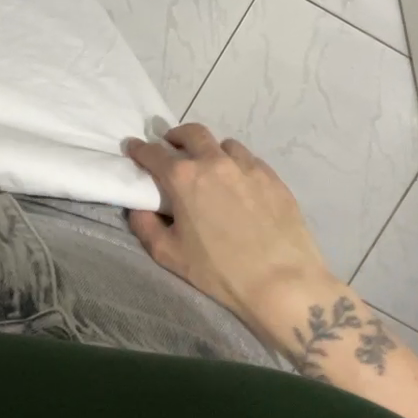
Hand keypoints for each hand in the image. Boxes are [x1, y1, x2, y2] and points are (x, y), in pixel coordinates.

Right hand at [124, 123, 339, 341]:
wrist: (284, 285)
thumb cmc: (221, 271)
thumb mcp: (169, 255)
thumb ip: (145, 227)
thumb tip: (138, 208)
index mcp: (183, 177)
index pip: (152, 152)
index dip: (138, 148)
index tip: (133, 148)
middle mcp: (213, 162)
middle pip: (191, 133)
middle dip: (176, 137)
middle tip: (173, 149)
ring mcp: (247, 167)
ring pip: (224, 144)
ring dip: (211, 151)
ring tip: (212, 168)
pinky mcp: (273, 179)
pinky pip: (250, 160)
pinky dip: (239, 165)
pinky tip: (241, 185)